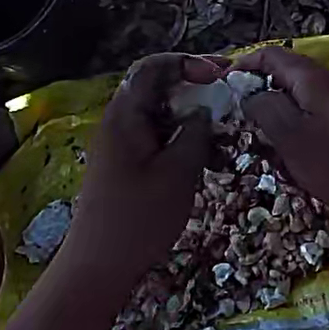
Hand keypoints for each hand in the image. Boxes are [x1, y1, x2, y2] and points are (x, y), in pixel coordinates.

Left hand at [62, 53, 219, 282]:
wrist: (98, 266)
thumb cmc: (138, 218)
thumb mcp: (178, 172)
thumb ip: (195, 133)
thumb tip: (203, 111)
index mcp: (125, 116)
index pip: (153, 67)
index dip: (188, 63)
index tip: (220, 75)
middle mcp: (120, 123)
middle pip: (158, 89)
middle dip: (195, 90)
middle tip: (229, 100)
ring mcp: (121, 145)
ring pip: (161, 116)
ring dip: (192, 119)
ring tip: (224, 136)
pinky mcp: (127, 165)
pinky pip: (158, 139)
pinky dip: (182, 141)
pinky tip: (207, 159)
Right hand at [234, 47, 328, 222]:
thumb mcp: (291, 136)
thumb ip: (265, 107)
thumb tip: (249, 94)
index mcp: (312, 78)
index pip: (270, 55)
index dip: (243, 65)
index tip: (221, 86)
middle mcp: (326, 81)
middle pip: (282, 71)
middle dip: (256, 87)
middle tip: (234, 111)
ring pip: (293, 92)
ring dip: (272, 106)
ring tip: (253, 129)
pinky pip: (306, 109)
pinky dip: (289, 119)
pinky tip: (282, 144)